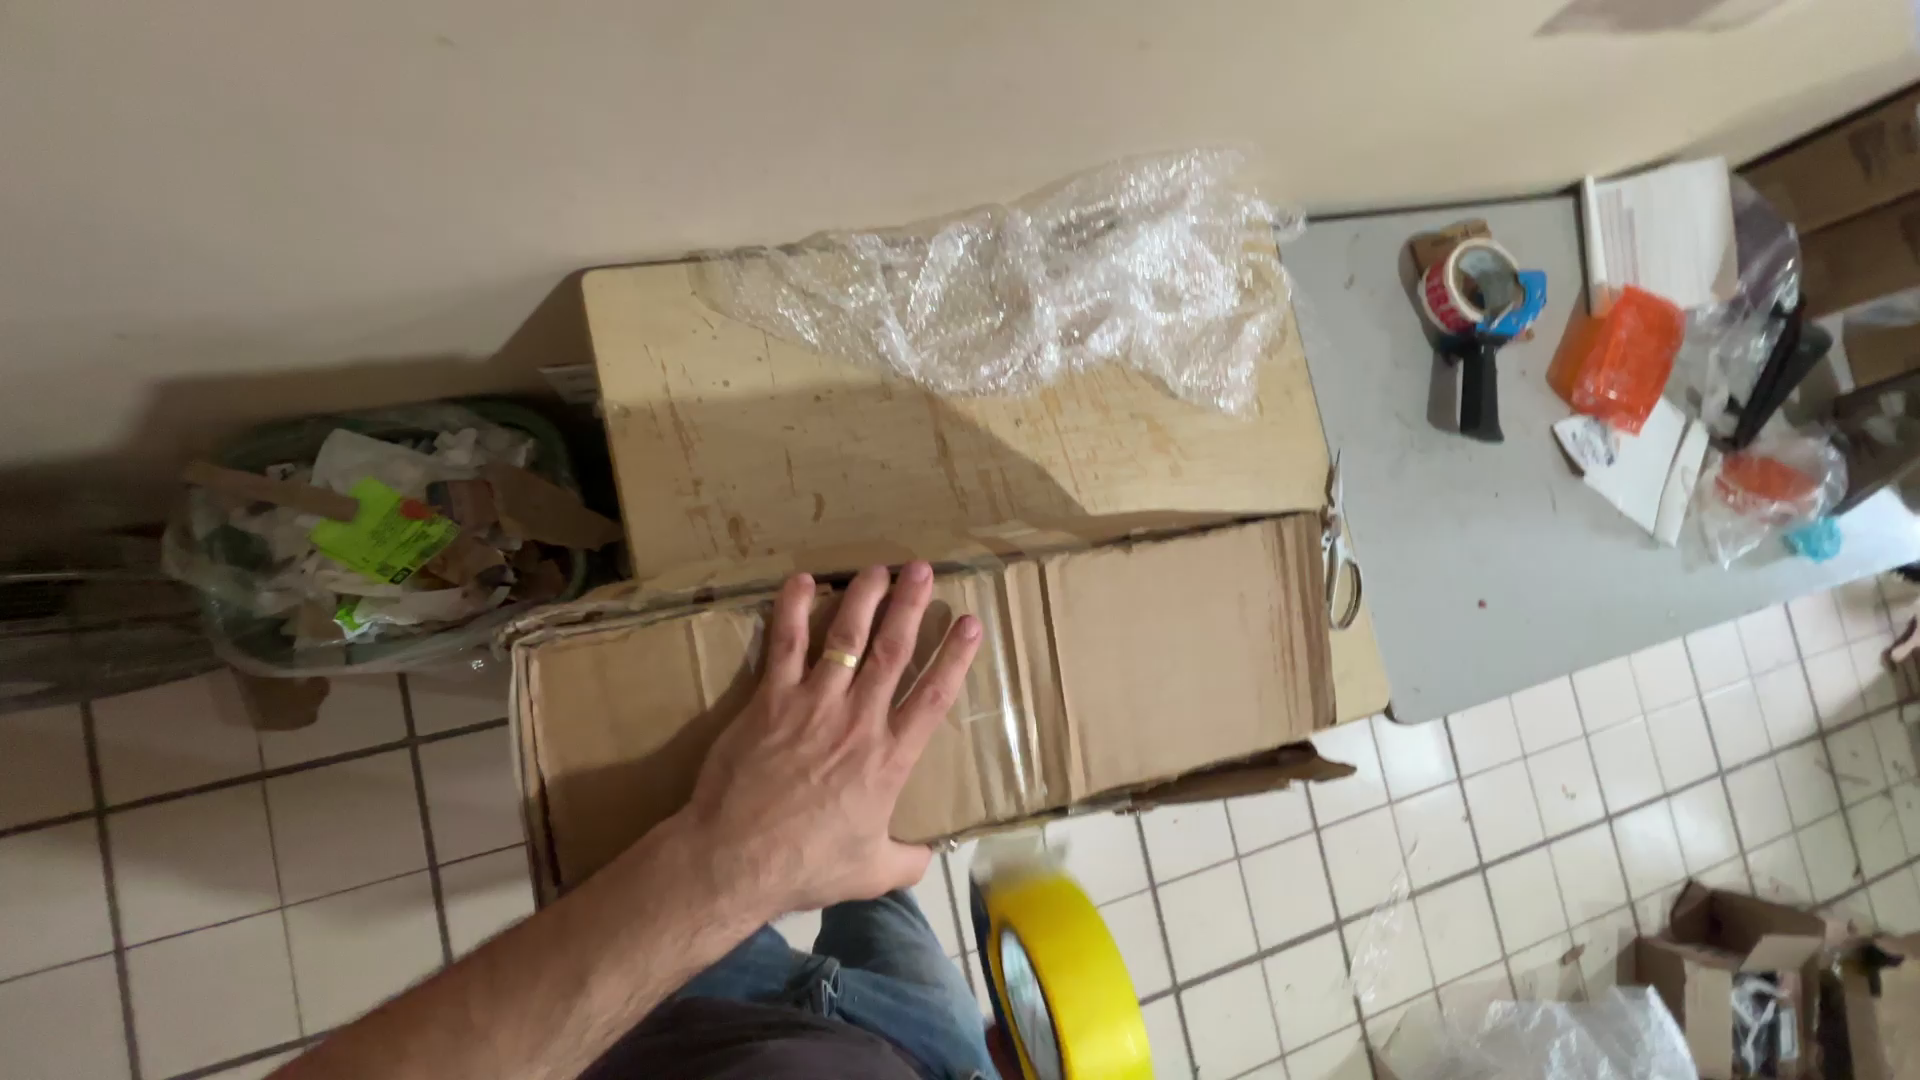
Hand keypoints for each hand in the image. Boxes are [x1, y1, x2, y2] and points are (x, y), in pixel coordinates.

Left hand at [673, 562, 981, 919]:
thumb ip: (906, 860)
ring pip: (846, 638)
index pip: (932, 696)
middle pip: (893, 651)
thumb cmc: (806, 865)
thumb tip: (929, 860)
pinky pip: (785, 644)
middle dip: (911, 606)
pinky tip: (802, 581)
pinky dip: (792, 609)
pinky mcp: (772, 699)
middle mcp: (859, 720)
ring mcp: (814, 703)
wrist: (736, 859)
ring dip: (865, 598)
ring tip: (878, 568)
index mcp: (889, 757)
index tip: (969, 622)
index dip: (954, 657)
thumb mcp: (871, 872)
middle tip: (922, 569)